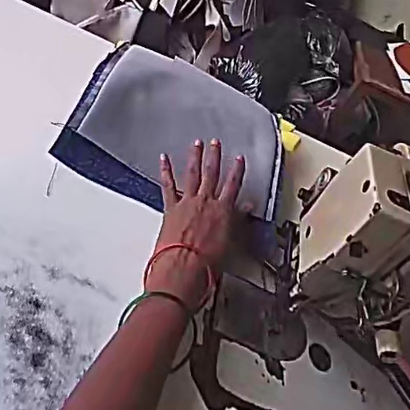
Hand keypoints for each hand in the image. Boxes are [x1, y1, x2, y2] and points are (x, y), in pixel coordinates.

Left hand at [149, 140, 246, 309]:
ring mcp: (187, 202)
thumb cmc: (207, 263)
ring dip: (195, 157)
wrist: (184, 267)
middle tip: (215, 142)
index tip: (239, 159)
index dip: (237, 170)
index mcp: (223, 211)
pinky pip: (168, 185)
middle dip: (215, 156)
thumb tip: (245, 211)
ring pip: (193, 174)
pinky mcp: (171, 208)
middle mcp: (205, 202)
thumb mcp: (230, 243)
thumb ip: (237, 222)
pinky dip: (166, 171)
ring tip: (197, 144)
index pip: (233, 185)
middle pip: (212, 173)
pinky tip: (164, 159)